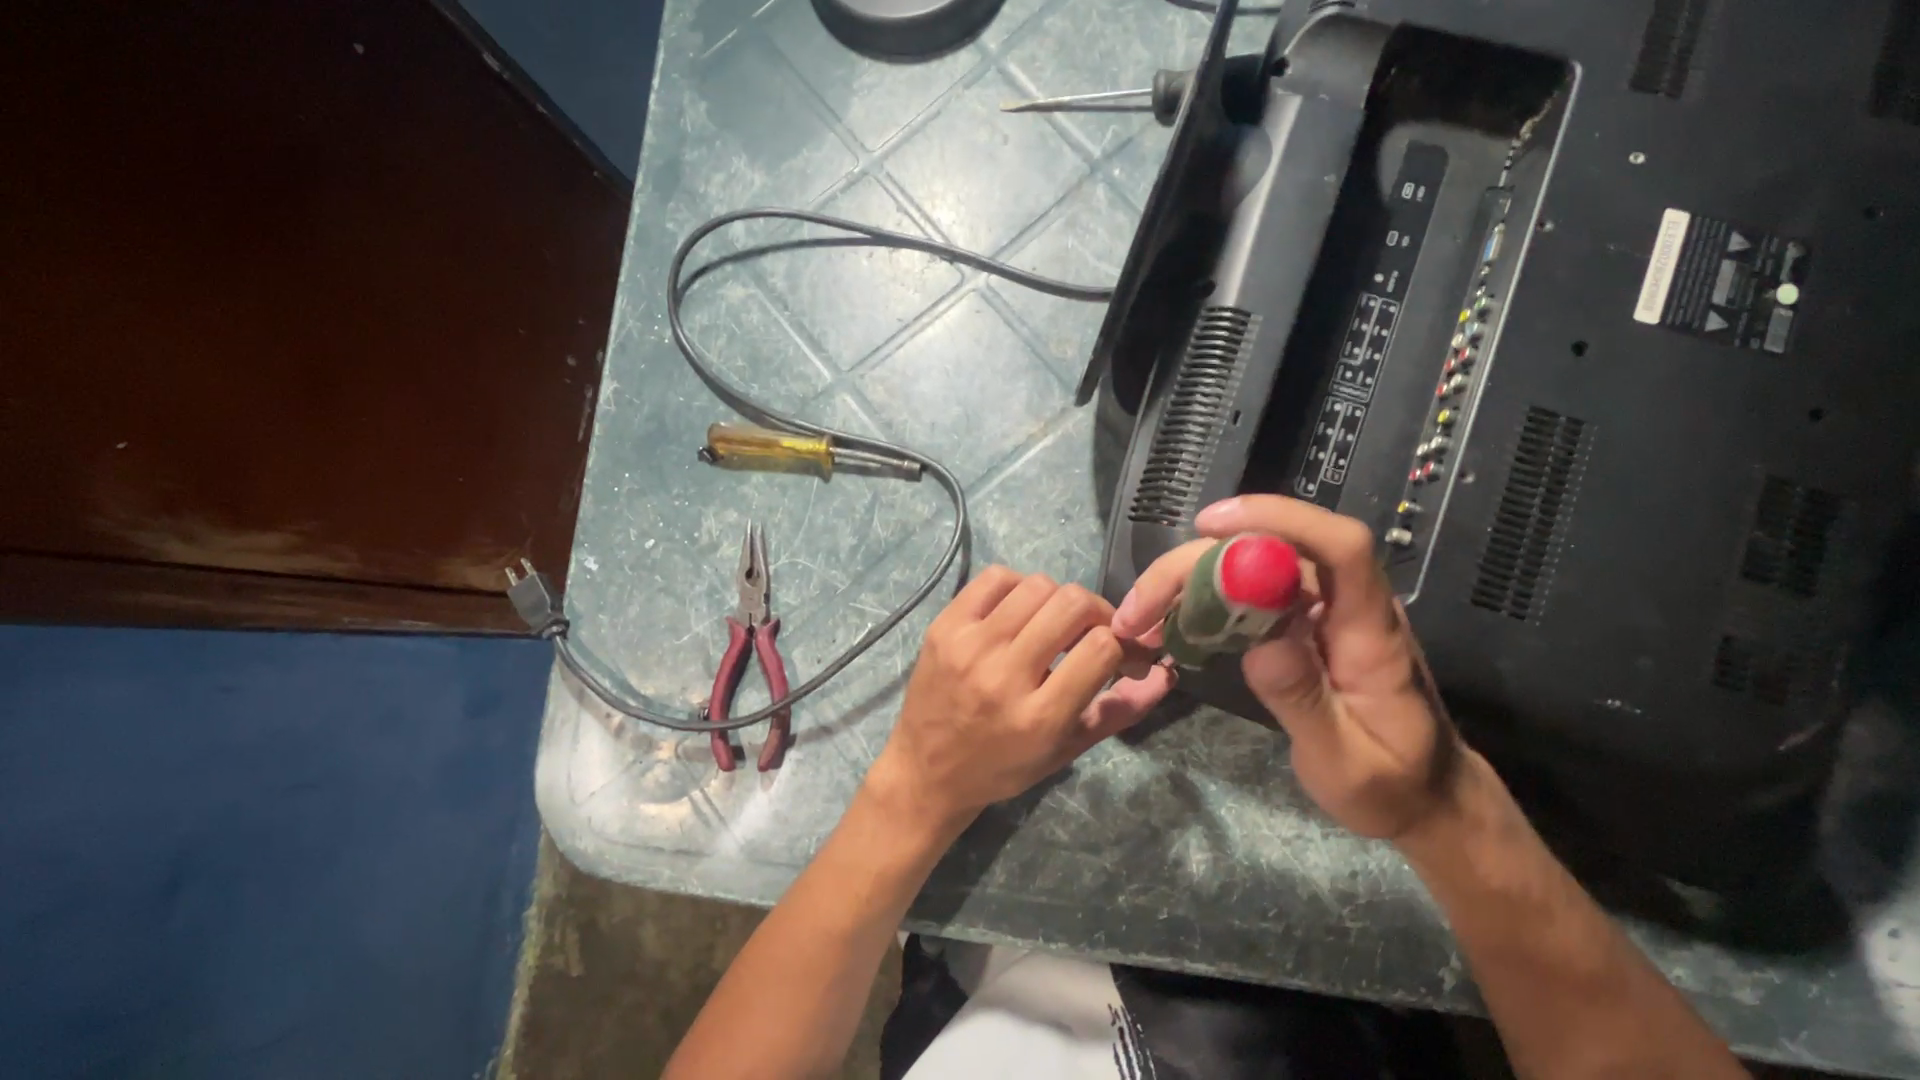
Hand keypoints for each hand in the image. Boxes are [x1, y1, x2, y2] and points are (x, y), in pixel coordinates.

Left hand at [866, 567, 1176, 831]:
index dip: (1125, 643)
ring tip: (1053, 624)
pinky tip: (1020, 611)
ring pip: (1037, 585)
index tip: (1125, 653)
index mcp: (1039, 715)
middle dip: (1096, 612)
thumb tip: (1167, 672)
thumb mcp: (1066, 751)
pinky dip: (1018, 586)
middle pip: (1071, 604)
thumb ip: (1119, 710)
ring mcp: (969, 646)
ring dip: (1058, 599)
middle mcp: (1003, 675)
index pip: (1100, 647)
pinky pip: (995, 578)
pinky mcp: (944, 627)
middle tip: (1092, 633)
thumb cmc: (1003, 767)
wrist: (926, 772)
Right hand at [1112, 496, 1465, 840]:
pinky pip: (1246, 595)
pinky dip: (1200, 603)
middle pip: (1271, 551)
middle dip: (1196, 564)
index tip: (1208, 526)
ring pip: (1250, 569)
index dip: (1278, 519)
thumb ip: (1305, 701)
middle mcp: (1344, 606)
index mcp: (1370, 630)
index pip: (1338, 546)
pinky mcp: (1300, 627)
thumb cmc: (1391, 785)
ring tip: (1138, 619)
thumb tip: (1259, 644)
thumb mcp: (1347, 761)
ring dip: (1188, 582)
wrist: (1422, 796)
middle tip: (1137, 608)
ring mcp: (1321, 614)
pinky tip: (1168, 625)